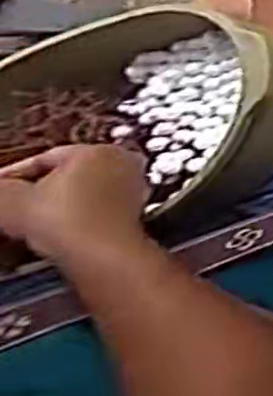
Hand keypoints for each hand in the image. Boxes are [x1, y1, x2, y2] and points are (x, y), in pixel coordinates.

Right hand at [0, 145, 151, 261]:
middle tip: (5, 202)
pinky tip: (53, 220)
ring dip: (51, 197)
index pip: (41, 159)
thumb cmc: (58, 217)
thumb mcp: (8, 200)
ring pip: (81, 185)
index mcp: (96, 151)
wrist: (99, 245)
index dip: (8, 176)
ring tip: (23, 213)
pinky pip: (95, 198)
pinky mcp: (136, 199)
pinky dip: (73, 206)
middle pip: (64, 171)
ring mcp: (134, 179)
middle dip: (31, 187)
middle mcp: (124, 159)